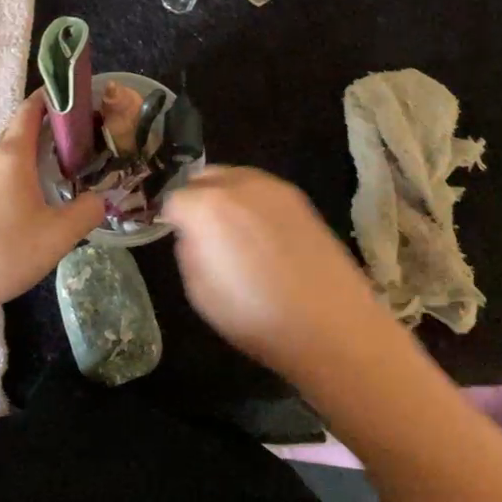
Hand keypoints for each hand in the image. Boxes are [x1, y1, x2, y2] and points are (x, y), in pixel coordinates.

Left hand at [0, 92, 105, 314]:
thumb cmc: (5, 251)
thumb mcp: (58, 235)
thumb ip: (87, 211)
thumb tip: (101, 198)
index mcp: (13, 155)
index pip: (30, 109)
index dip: (53, 96)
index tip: (78, 94)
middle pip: (21, 128)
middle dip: (50, 124)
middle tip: (84, 132)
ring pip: (12, 153)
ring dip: (37, 150)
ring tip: (68, 161)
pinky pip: (3, 173)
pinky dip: (24, 170)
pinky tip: (40, 193)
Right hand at [161, 166, 392, 379]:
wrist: (331, 324)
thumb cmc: (256, 316)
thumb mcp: (200, 293)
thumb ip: (187, 251)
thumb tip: (192, 234)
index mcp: (206, 206)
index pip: (172, 200)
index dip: (170, 221)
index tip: (175, 239)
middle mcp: (236, 184)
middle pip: (203, 178)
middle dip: (197, 199)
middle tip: (203, 234)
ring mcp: (271, 186)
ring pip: (234, 178)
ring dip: (225, 197)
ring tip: (235, 234)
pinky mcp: (299, 197)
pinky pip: (262, 190)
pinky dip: (253, 204)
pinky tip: (264, 236)